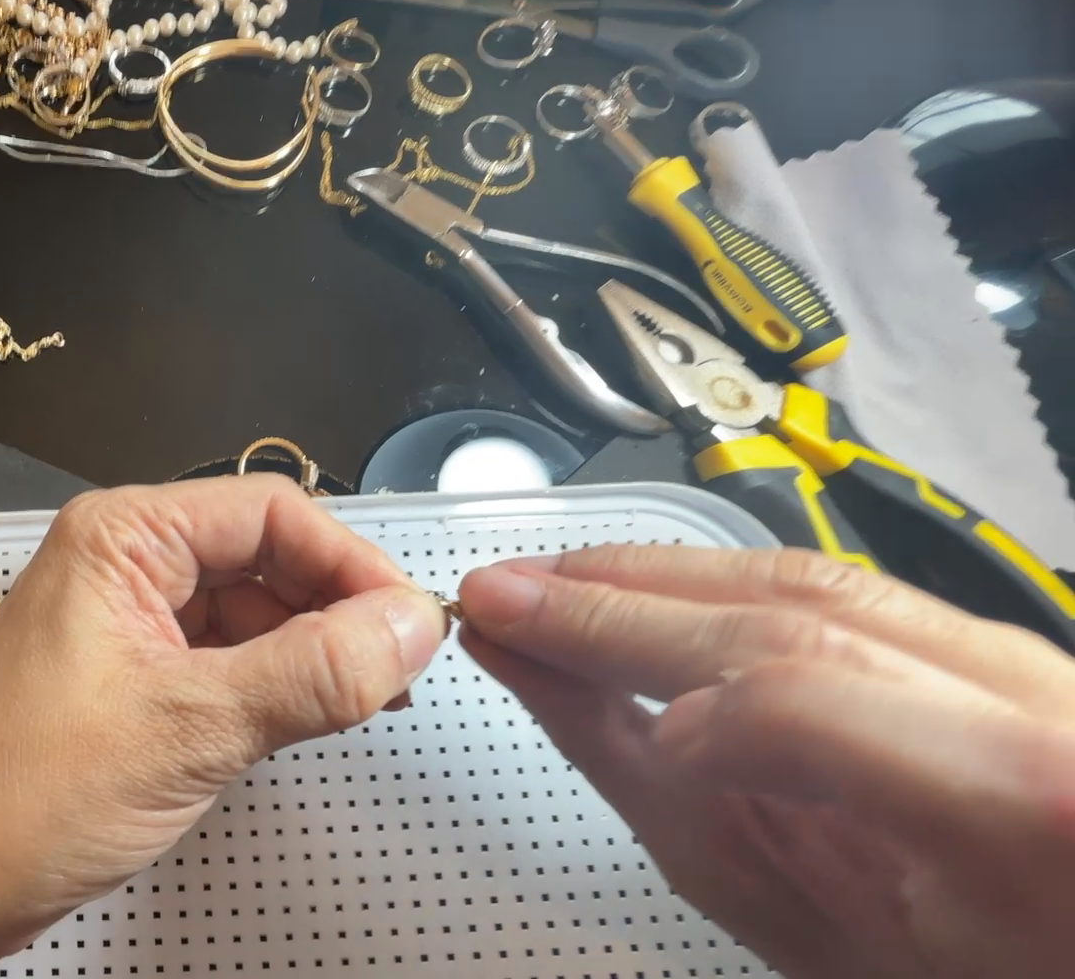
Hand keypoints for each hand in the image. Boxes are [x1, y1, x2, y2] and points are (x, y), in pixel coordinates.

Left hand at [0, 476, 452, 975]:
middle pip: (262, 553)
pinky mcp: (137, 666)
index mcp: (122, 536)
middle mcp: (126, 559)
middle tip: (398, 666)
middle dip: (334, 603)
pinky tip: (314, 707)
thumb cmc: (23, 795)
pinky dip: (278, 674)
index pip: (266, 513)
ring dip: (312, 643)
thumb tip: (409, 625)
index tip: (409, 619)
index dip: (347, 560)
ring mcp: (131, 614)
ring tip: (367, 693)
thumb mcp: (189, 728)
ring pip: (251, 603)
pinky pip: (228, 649)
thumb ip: (312, 672)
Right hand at [458, 546, 1074, 978]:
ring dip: (638, 572)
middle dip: (614, 598)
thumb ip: (620, 756)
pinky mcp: (965, 624)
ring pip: (797, 573)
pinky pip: (808, 576)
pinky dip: (691, 578)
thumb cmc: (894, 947)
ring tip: (536, 583)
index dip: (663, 686)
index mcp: (1027, 821)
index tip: (538, 663)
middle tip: (493, 594)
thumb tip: (512, 657)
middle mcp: (1045, 709)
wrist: (1027, 929)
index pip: (829, 711)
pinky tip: (618, 583)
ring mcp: (1013, 651)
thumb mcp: (752, 888)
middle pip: (796, 613)